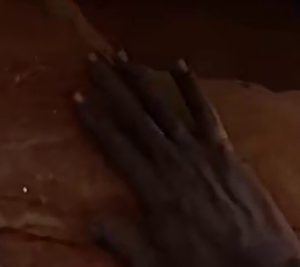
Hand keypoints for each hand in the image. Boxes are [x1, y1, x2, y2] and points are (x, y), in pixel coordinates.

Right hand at [75, 54, 299, 266]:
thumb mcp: (159, 265)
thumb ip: (124, 242)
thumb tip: (88, 221)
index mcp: (154, 189)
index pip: (116, 145)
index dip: (94, 120)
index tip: (76, 95)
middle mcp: (171, 161)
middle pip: (134, 116)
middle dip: (112, 86)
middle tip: (94, 59)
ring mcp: (197, 151)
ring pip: (161, 107)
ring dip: (140, 79)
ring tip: (121, 54)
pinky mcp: (222, 149)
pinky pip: (204, 111)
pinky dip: (190, 86)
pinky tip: (178, 63)